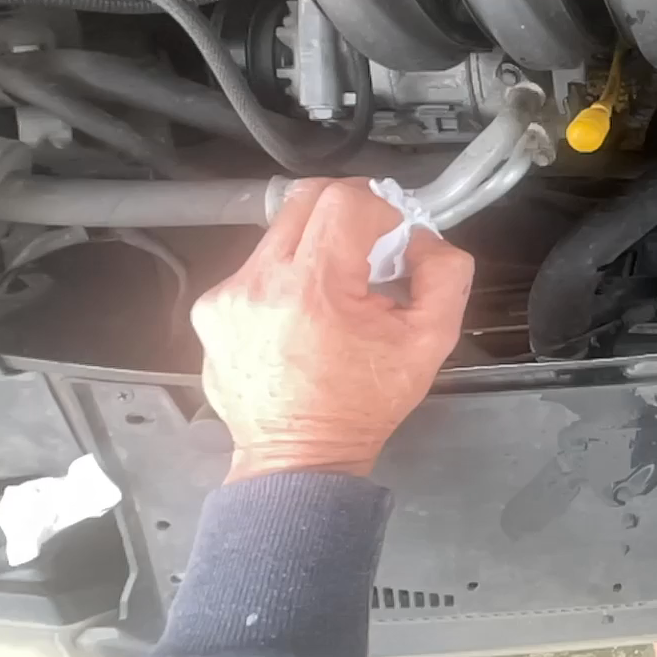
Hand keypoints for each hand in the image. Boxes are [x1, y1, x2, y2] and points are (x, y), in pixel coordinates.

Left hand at [191, 178, 474, 482]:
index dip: (383, 207)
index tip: (396, 237)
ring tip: (347, 289)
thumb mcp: (435, 337)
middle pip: (306, 199)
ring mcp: (225, 297)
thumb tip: (422, 239)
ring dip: (323, 243)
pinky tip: (314, 310)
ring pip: (283, 230)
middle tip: (377, 246)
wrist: (299, 456)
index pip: (344, 200)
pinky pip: (261, 263)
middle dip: (352, 211)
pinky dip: (294, 271)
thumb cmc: (366, 400)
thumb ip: (445, 273)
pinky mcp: (212, 310)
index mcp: (313, 290)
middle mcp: (257, 284)